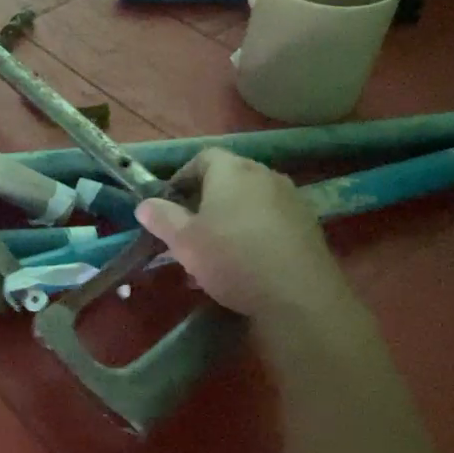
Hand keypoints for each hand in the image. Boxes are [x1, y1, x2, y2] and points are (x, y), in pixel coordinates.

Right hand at [135, 148, 358, 323]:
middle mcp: (265, 175)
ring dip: (230, 220)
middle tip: (189, 230)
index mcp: (232, 170)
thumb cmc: (232, 258)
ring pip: (250, 203)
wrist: (297, 294)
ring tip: (214, 253)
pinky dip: (254, 234)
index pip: (203, 158)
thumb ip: (162, 218)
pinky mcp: (308, 225)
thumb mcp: (184, 241)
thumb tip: (145, 204)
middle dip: (205, 201)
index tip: (169, 204)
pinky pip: (271, 222)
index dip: (182, 177)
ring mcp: (291, 199)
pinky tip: (244, 265)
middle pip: (229, 179)